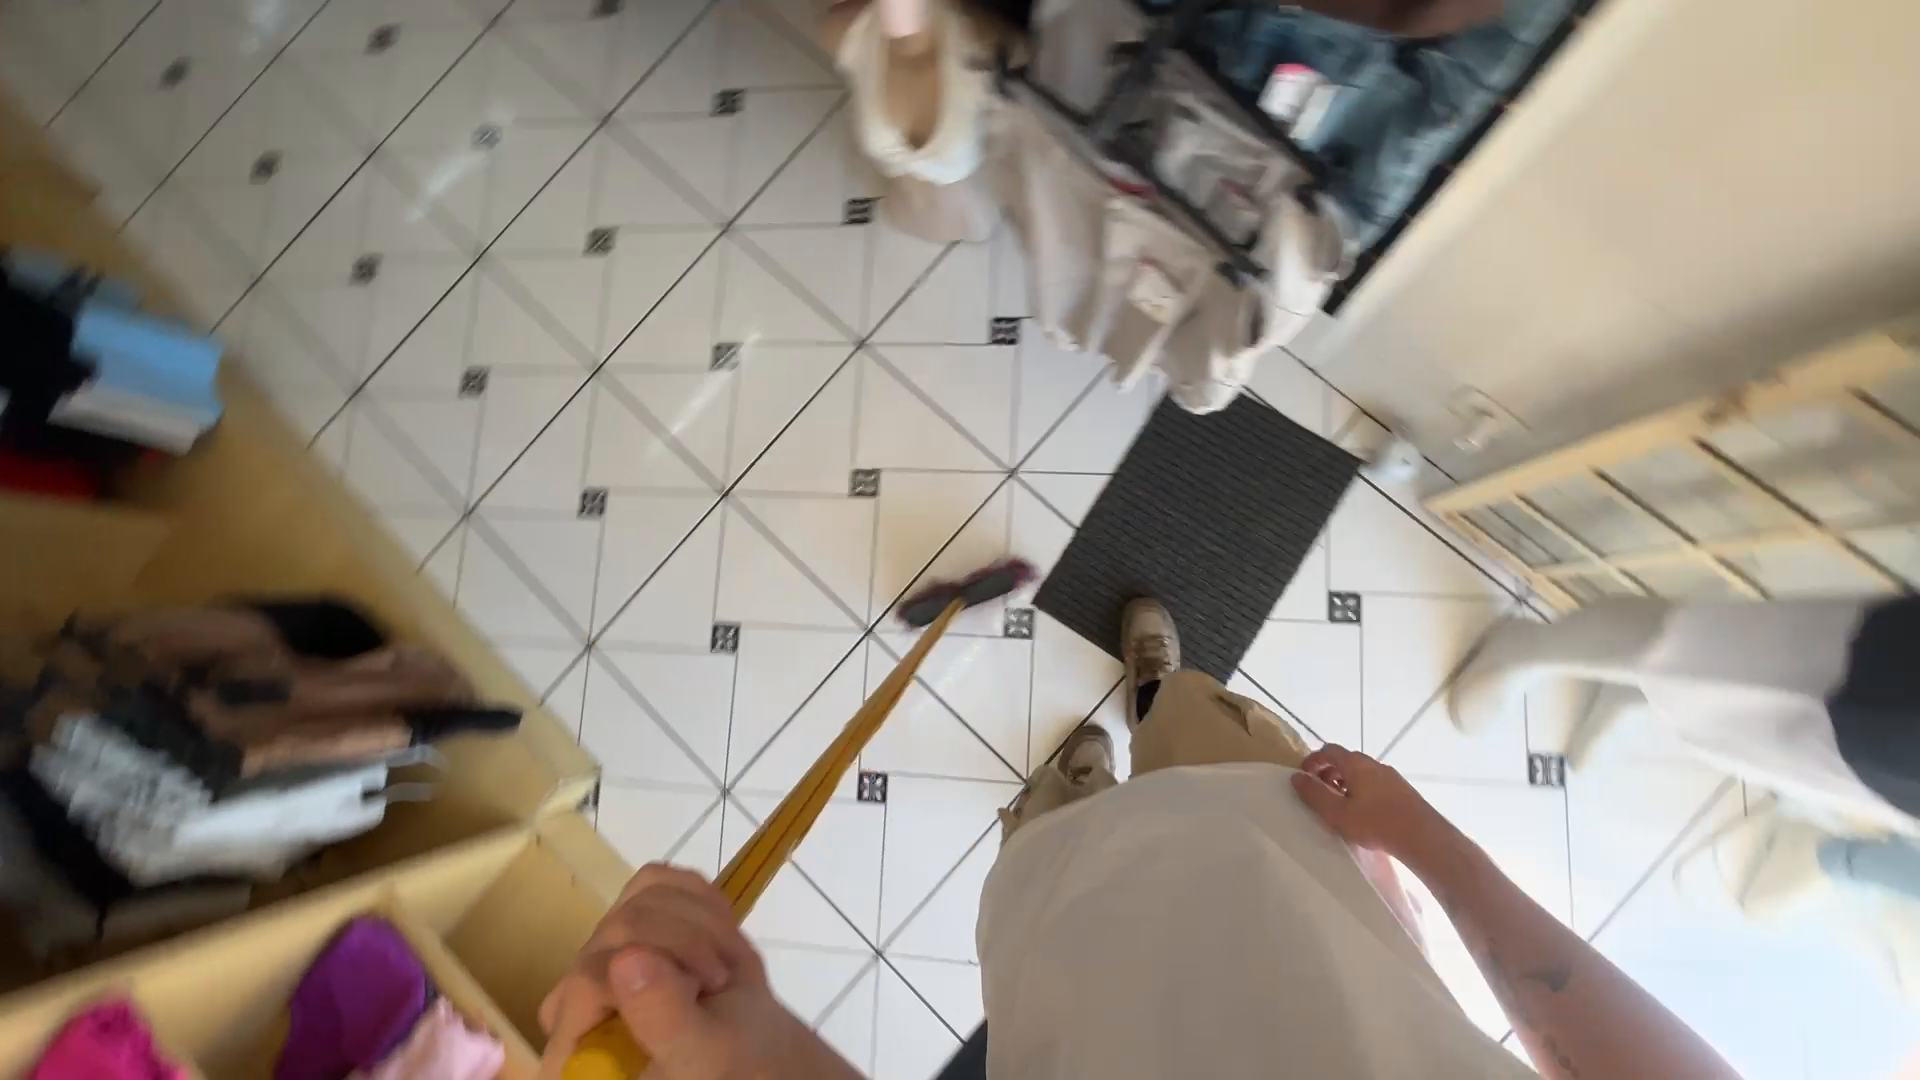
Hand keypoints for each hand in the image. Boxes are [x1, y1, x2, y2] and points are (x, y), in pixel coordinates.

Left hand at [538, 864, 800, 1079]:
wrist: (752, 1044)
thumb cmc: (728, 1065)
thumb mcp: (702, 1054)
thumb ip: (662, 1015)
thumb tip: (627, 958)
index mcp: (576, 1043)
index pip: (591, 977)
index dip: (657, 967)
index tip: (708, 987)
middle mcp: (576, 992)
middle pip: (620, 926)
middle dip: (689, 943)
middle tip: (719, 981)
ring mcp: (605, 948)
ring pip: (644, 893)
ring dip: (703, 921)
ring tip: (720, 965)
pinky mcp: (634, 915)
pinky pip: (660, 877)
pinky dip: (701, 898)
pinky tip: (716, 934)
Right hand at [1290, 744, 1460, 867]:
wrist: (1425, 838)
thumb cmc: (1375, 823)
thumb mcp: (1336, 812)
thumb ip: (1313, 794)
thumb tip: (1296, 777)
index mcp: (1355, 764)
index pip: (1328, 750)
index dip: (1313, 760)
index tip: (1305, 776)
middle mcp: (1374, 764)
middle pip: (1346, 760)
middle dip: (1330, 772)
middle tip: (1322, 791)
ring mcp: (1392, 777)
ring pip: (1363, 772)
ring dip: (1347, 782)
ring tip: (1342, 805)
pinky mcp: (1405, 792)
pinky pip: (1377, 784)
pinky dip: (1364, 790)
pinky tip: (1366, 813)